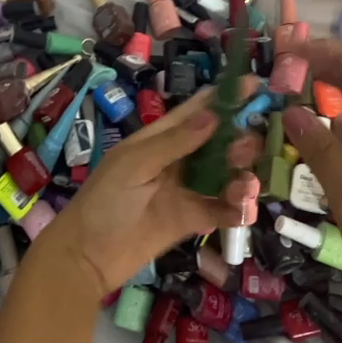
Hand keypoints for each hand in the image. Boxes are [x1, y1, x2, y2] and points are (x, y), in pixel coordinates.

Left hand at [38, 88, 259, 296]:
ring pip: (226, 175)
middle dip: (239, 140)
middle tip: (248, 147)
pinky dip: (238, 208)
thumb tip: (213, 115)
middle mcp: (178, 160)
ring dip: (242, 174)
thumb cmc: (105, 200)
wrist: (87, 256)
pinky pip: (223, 209)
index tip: (254, 85)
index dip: (224, 98)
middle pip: (219, 142)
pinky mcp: (193, 220)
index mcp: (159, 139)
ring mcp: (187, 190)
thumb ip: (174, 142)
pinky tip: (243, 209)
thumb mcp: (134, 164)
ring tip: (244, 183)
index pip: (196, 111)